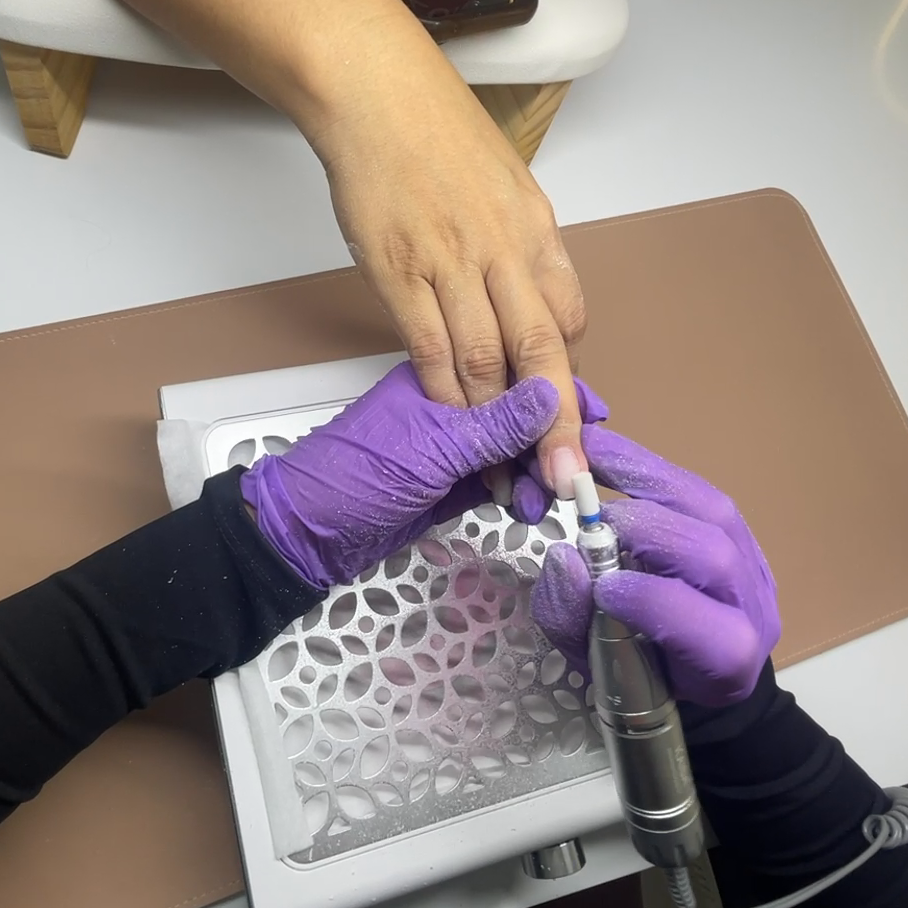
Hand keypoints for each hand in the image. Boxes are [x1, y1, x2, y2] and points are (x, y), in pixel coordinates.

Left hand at [241, 362, 557, 589]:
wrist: (310, 534)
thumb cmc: (359, 477)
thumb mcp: (430, 448)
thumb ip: (493, 425)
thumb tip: (555, 394)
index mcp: (441, 376)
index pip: (514, 373)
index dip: (558, 395)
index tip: (598, 420)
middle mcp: (453, 405)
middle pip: (520, 414)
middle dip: (554, 442)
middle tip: (575, 474)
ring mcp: (453, 447)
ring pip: (513, 450)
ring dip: (535, 473)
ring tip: (547, 501)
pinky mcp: (451, 484)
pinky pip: (497, 480)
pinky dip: (516, 492)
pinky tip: (529, 506)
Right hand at [309, 78, 587, 498]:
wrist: (375, 95)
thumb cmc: (439, 136)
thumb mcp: (507, 186)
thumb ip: (523, 254)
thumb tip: (531, 314)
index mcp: (536, 231)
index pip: (569, 321)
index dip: (568, 379)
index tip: (562, 420)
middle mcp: (503, 251)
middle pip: (540, 353)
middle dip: (554, 426)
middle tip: (561, 479)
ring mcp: (450, 262)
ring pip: (484, 360)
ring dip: (493, 423)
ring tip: (498, 470)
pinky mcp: (398, 273)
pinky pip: (428, 346)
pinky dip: (443, 393)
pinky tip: (450, 425)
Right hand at [528, 424, 780, 705]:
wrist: (690, 661)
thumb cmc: (638, 668)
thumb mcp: (594, 660)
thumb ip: (573, 618)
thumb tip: (564, 558)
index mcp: (724, 662)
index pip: (707, 630)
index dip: (651, 600)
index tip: (600, 586)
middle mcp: (751, 607)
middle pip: (712, 556)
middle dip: (643, 528)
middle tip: (585, 516)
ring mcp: (752, 561)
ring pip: (711, 509)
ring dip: (642, 479)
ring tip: (588, 461)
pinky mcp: (738, 526)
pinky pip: (696, 487)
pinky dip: (644, 467)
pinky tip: (603, 453)